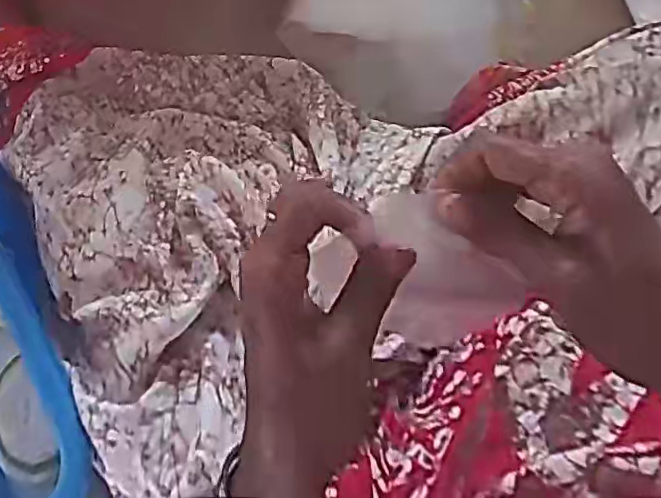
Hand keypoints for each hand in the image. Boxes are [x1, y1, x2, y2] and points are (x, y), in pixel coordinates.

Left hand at [233, 181, 415, 497]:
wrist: (284, 460)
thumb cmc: (312, 409)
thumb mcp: (349, 346)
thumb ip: (372, 286)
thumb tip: (402, 243)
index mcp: (269, 268)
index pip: (304, 202)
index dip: (345, 211)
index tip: (378, 241)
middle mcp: (259, 260)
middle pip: (296, 201)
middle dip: (340, 208)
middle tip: (377, 239)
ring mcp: (263, 272)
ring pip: (296, 217)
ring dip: (335, 220)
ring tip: (372, 245)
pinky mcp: (273, 287)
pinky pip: (298, 239)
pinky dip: (327, 236)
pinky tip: (354, 255)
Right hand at [432, 137, 660, 421]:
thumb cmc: (628, 318)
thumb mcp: (556, 279)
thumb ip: (497, 233)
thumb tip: (443, 202)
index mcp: (576, 172)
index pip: (495, 150)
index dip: (457, 173)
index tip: (434, 210)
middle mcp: (582, 156)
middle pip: (505, 152)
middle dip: (470, 182)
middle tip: (447, 224)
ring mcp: (589, 170)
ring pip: (517, 164)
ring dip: (487, 191)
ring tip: (466, 229)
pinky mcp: (591, 187)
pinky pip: (536, 179)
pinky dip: (510, 198)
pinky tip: (497, 228)